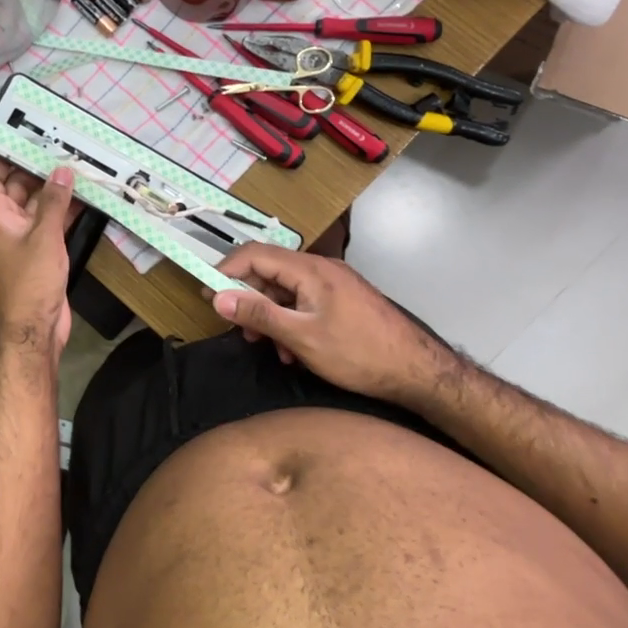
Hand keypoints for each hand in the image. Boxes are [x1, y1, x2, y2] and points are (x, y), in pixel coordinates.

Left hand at [0, 160, 79, 357]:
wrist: (34, 329)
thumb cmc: (29, 284)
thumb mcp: (43, 237)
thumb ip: (53, 202)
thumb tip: (60, 172)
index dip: (4, 159)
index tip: (25, 140)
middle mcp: (6, 226)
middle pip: (17, 190)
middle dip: (37, 172)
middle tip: (62, 150)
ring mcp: (24, 241)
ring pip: (38, 208)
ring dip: (55, 192)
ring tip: (79, 169)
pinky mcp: (42, 255)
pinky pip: (51, 226)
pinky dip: (65, 213)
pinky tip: (86, 200)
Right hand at [211, 245, 463, 405]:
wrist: (420, 373)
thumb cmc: (359, 354)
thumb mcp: (301, 337)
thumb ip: (258, 314)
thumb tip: (218, 298)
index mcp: (310, 270)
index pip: (254, 254)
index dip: (226, 271)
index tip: (208, 296)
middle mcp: (321, 268)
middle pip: (268, 271)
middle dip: (248, 299)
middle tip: (239, 330)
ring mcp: (334, 284)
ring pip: (285, 290)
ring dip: (269, 315)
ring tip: (269, 347)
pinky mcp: (342, 301)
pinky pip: (303, 301)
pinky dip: (290, 320)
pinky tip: (293, 350)